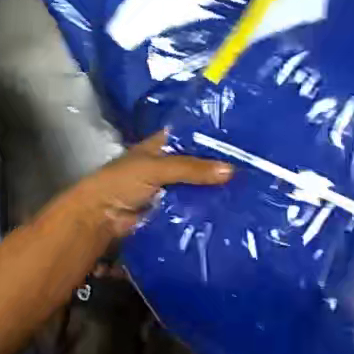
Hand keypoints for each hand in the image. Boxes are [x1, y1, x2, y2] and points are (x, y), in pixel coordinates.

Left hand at [30, 131, 232, 247]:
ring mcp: (168, 190)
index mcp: (159, 145)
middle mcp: (165, 165)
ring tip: (251, 191)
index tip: (243, 138)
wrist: (98, 218)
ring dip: (216, 191)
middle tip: (255, 168)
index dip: (211, 136)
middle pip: (197, 163)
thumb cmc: (120, 182)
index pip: (190, 135)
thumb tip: (231, 170)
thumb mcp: (155, 168)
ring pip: (197, 188)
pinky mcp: (169, 213)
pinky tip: (232, 212)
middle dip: (219, 167)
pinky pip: (192, 209)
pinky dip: (207, 211)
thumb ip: (190, 169)